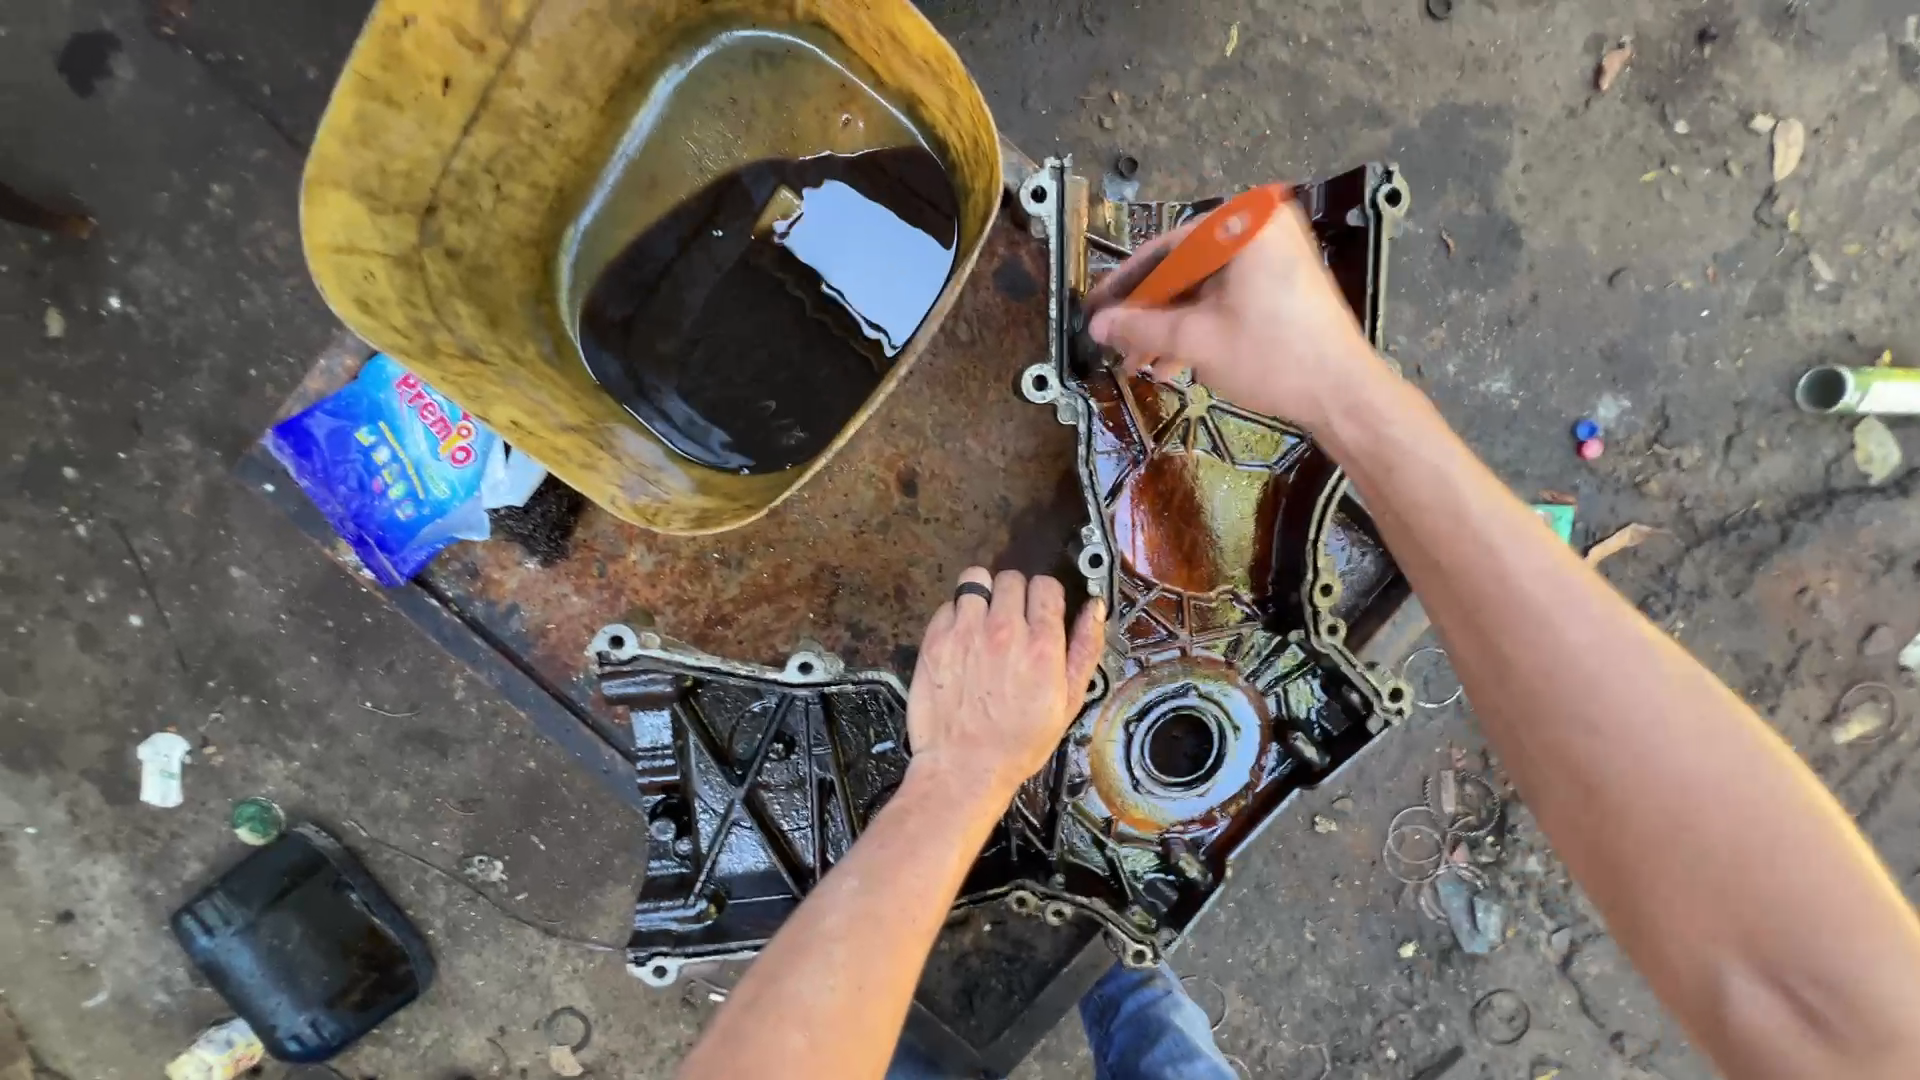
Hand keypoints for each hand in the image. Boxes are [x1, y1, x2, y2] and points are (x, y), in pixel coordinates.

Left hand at [905, 568, 1106, 804]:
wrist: (964, 768)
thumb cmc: (1020, 742)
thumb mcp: (1069, 702)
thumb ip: (1085, 649)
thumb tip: (1095, 606)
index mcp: (1043, 645)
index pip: (1046, 586)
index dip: (1045, 597)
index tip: (1040, 613)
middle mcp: (1005, 629)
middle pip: (1011, 578)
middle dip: (1014, 595)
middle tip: (1010, 620)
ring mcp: (966, 631)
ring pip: (975, 579)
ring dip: (982, 595)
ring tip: (982, 620)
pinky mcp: (936, 640)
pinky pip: (947, 605)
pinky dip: (955, 616)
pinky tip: (960, 640)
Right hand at [1085, 199, 1392, 431]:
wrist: (1339, 390)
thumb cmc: (1270, 356)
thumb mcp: (1194, 339)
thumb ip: (1140, 327)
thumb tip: (1097, 325)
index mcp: (1242, 227)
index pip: (1165, 248)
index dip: (1125, 285)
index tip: (1097, 309)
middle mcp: (1259, 230)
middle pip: (1182, 268)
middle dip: (1147, 312)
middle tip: (1115, 341)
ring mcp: (1273, 257)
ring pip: (1201, 288)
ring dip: (1168, 325)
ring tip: (1139, 362)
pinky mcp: (1279, 284)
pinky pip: (1224, 297)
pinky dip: (1197, 325)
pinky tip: (1171, 361)